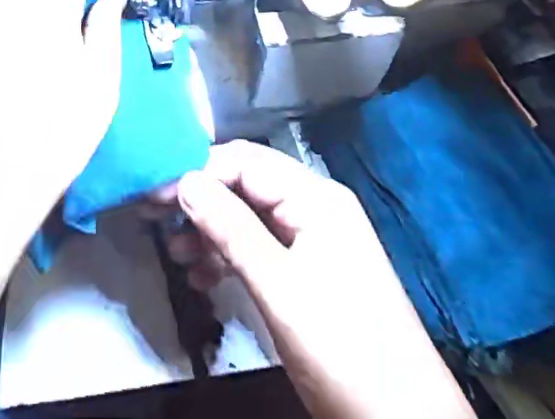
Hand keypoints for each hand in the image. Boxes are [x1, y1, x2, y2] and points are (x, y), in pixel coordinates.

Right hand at [160, 142, 475, 418]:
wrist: (402, 414)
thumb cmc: (343, 345)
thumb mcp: (280, 288)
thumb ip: (232, 230)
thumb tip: (185, 182)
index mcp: (316, 196)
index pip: (247, 162)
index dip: (199, 171)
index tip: (152, 193)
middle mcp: (315, 206)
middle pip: (248, 184)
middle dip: (201, 198)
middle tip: (153, 217)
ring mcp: (314, 237)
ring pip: (250, 217)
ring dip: (211, 230)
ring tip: (176, 254)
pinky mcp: (309, 269)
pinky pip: (261, 246)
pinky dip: (229, 255)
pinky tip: (202, 276)